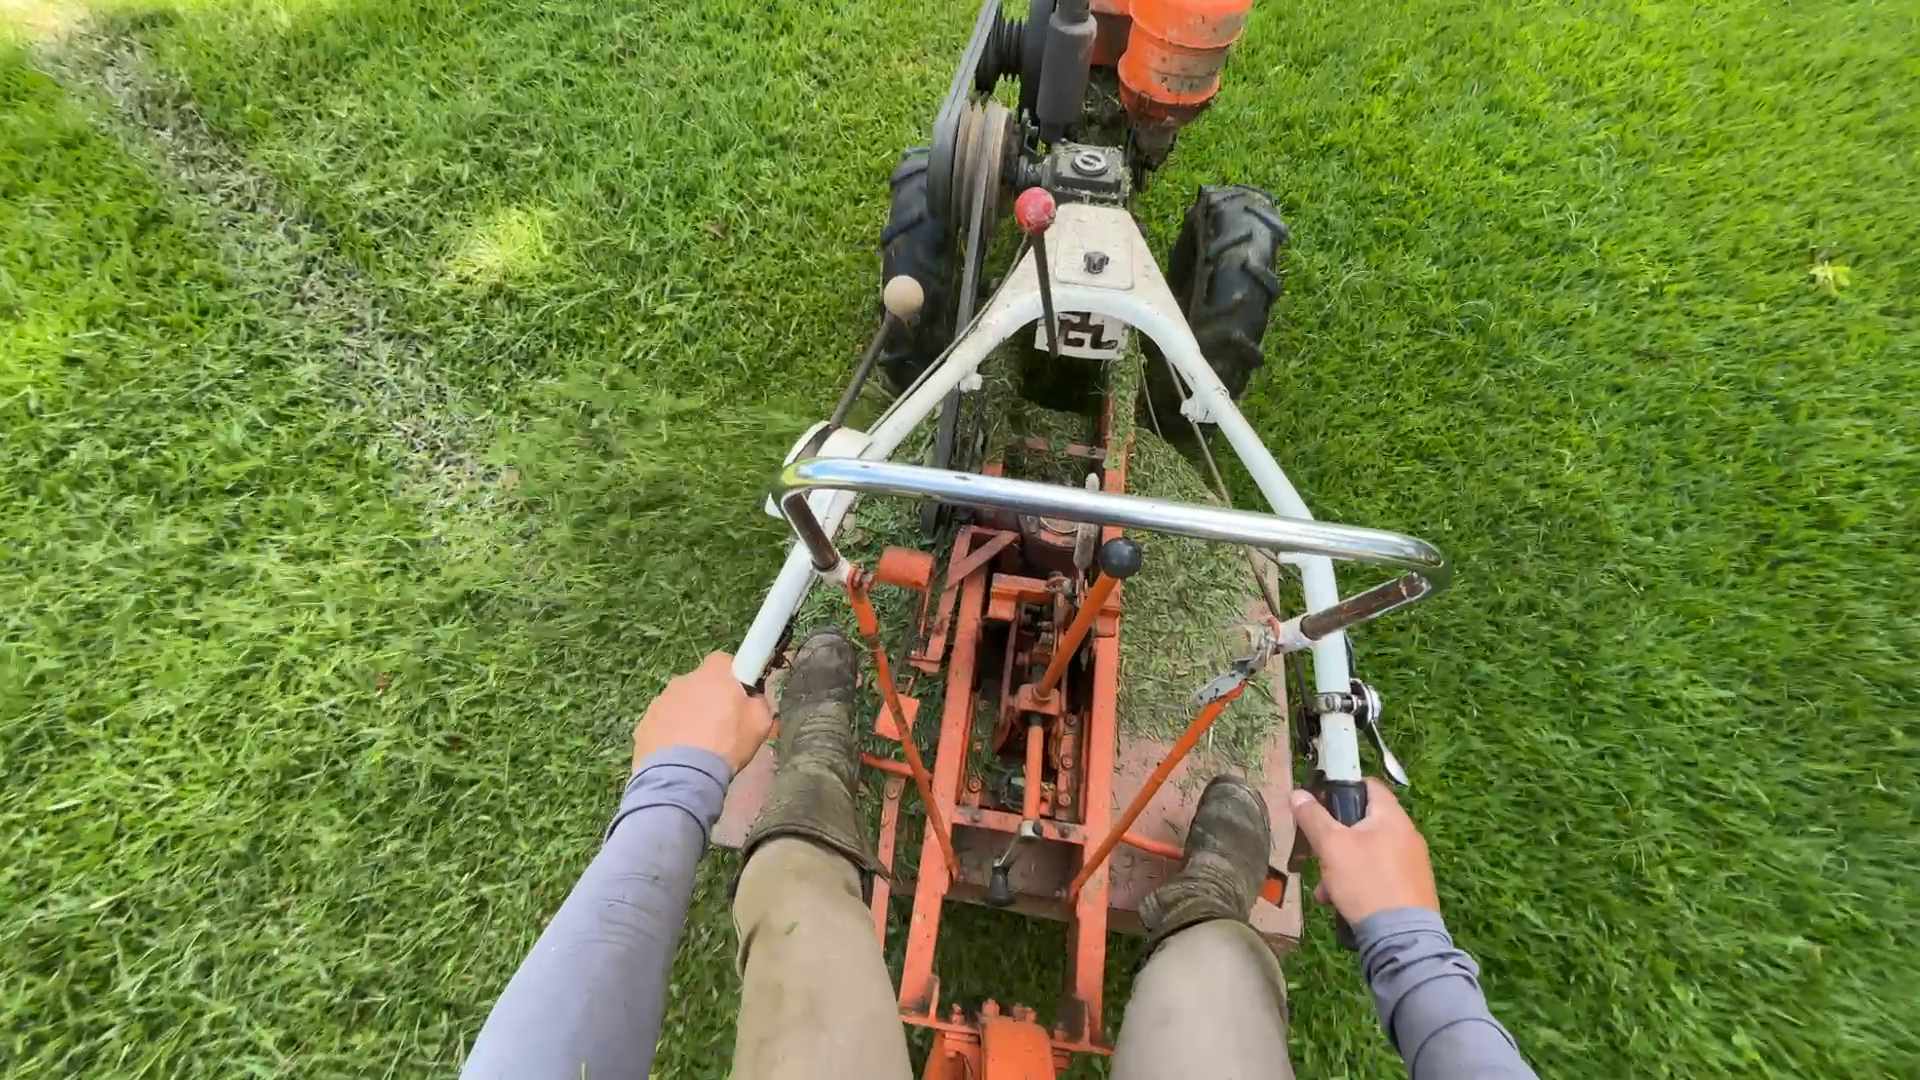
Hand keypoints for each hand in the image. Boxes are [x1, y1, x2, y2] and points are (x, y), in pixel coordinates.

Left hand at [632, 653, 773, 773]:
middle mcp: (683, 680)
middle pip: (700, 683)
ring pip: (679, 703)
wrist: (684, 776)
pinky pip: (663, 724)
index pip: (724, 660)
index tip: (738, 696)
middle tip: (721, 725)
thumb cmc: (727, 743)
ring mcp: (659, 702)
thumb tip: (752, 698)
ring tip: (698, 745)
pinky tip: (680, 755)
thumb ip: (759, 701)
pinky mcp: (644, 724)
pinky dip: (671, 734)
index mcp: (713, 673)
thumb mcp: (761, 722)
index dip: (732, 676)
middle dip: (709, 697)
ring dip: (688, 716)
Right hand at [1289, 779, 1440, 923]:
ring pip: (1366, 850)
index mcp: (1391, 817)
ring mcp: (1411, 863)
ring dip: (1340, 862)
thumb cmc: (1366, 881)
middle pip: (1362, 820)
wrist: (1403, 941)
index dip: (1341, 786)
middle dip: (1334, 835)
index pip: (1367, 784)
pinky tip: (1339, 900)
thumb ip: (1312, 816)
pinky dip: (1357, 880)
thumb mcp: (1330, 846)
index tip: (1320, 801)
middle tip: (1318, 849)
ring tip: (1325, 885)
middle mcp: (1406, 836)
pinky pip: (1377, 872)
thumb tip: (1298, 794)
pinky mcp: (1411, 888)